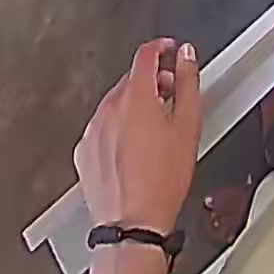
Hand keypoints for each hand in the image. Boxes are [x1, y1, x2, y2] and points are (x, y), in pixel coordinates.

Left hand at [76, 38, 201, 234]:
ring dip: (136, 104)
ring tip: (155, 128)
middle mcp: (109, 108)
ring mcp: (93, 130)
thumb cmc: (162, 181)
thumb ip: (189, 80)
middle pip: (132, 78)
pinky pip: (103, 126)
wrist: (133, 227)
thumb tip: (186, 55)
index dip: (162, 47)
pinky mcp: (84, 151)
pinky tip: (135, 147)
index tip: (170, 50)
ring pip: (117, 102)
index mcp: (135, 96)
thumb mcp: (188, 124)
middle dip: (153, 80)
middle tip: (171, 96)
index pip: (145, 54)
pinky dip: (119, 127)